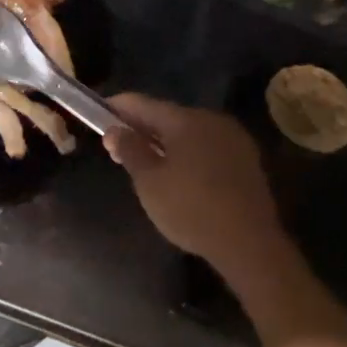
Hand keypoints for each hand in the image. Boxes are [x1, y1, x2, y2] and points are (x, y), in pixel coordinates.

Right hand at [104, 94, 285, 272]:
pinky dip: (187, 154)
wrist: (248, 242)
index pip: (143, 103)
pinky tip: (178, 175)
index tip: (98, 114)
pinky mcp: (246, 160)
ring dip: (165, 142)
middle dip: (141, 128)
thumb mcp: (149, 182)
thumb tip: (114, 130)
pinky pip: (206, 147)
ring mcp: (233, 139)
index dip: (118, 108)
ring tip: (145, 163)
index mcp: (186, 120)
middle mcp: (212, 120)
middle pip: (168, 116)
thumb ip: (130, 150)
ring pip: (189, 132)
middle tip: (118, 147)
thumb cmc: (190, 209)